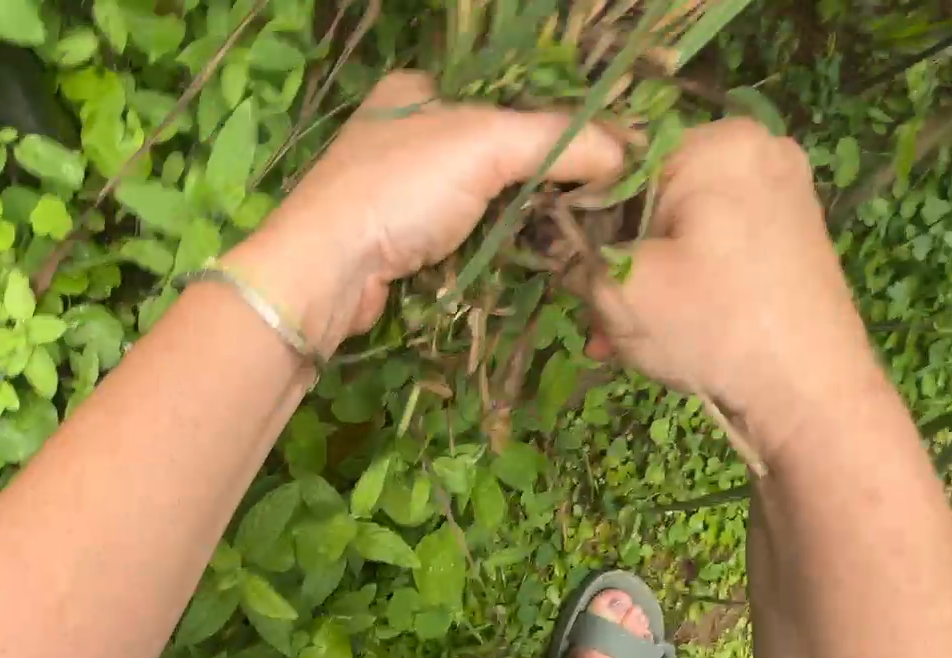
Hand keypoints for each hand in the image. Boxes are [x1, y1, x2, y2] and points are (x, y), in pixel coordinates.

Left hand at [224, 71, 623, 355]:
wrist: (327, 272)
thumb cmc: (399, 190)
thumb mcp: (484, 144)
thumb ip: (556, 140)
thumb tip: (624, 150)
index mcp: (419, 91)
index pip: (505, 90)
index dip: (555, 114)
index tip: (603, 144)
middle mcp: (405, 137)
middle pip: (493, 147)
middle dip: (539, 171)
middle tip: (594, 192)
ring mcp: (397, 195)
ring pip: (476, 197)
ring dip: (518, 213)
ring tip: (571, 225)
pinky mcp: (395, 246)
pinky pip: (457, 237)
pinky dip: (488, 243)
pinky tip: (523, 250)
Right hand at [584, 119, 879, 450]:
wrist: (806, 390)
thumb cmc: (709, 325)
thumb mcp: (615, 290)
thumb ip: (573, 256)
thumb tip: (552, 244)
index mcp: (716, 143)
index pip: (615, 164)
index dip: (579, 218)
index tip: (567, 270)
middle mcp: (756, 149)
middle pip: (647, 200)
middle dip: (613, 260)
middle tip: (593, 316)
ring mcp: (779, 190)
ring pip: (674, 230)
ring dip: (639, 281)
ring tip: (617, 336)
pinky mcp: (786, 231)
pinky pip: (708, 245)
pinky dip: (677, 282)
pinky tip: (657, 328)